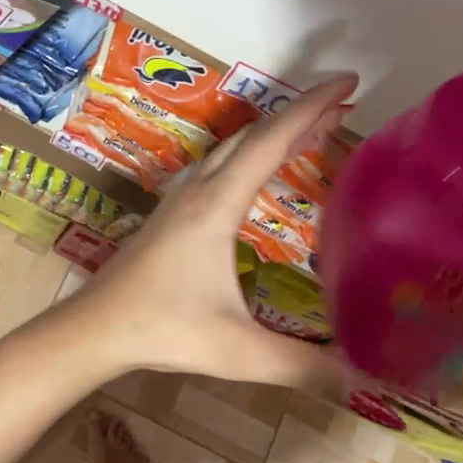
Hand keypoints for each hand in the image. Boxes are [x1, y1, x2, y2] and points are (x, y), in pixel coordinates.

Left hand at [69, 74, 363, 395]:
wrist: (95, 328)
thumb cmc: (163, 330)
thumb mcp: (239, 352)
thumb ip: (303, 366)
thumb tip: (367, 381)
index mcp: (217, 206)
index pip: (271, 142)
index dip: (312, 108)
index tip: (349, 81)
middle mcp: (198, 191)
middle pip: (252, 136)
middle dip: (299, 115)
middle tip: (343, 105)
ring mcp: (178, 200)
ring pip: (230, 150)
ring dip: (272, 135)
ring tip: (311, 132)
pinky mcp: (168, 215)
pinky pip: (217, 168)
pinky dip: (248, 156)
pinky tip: (256, 176)